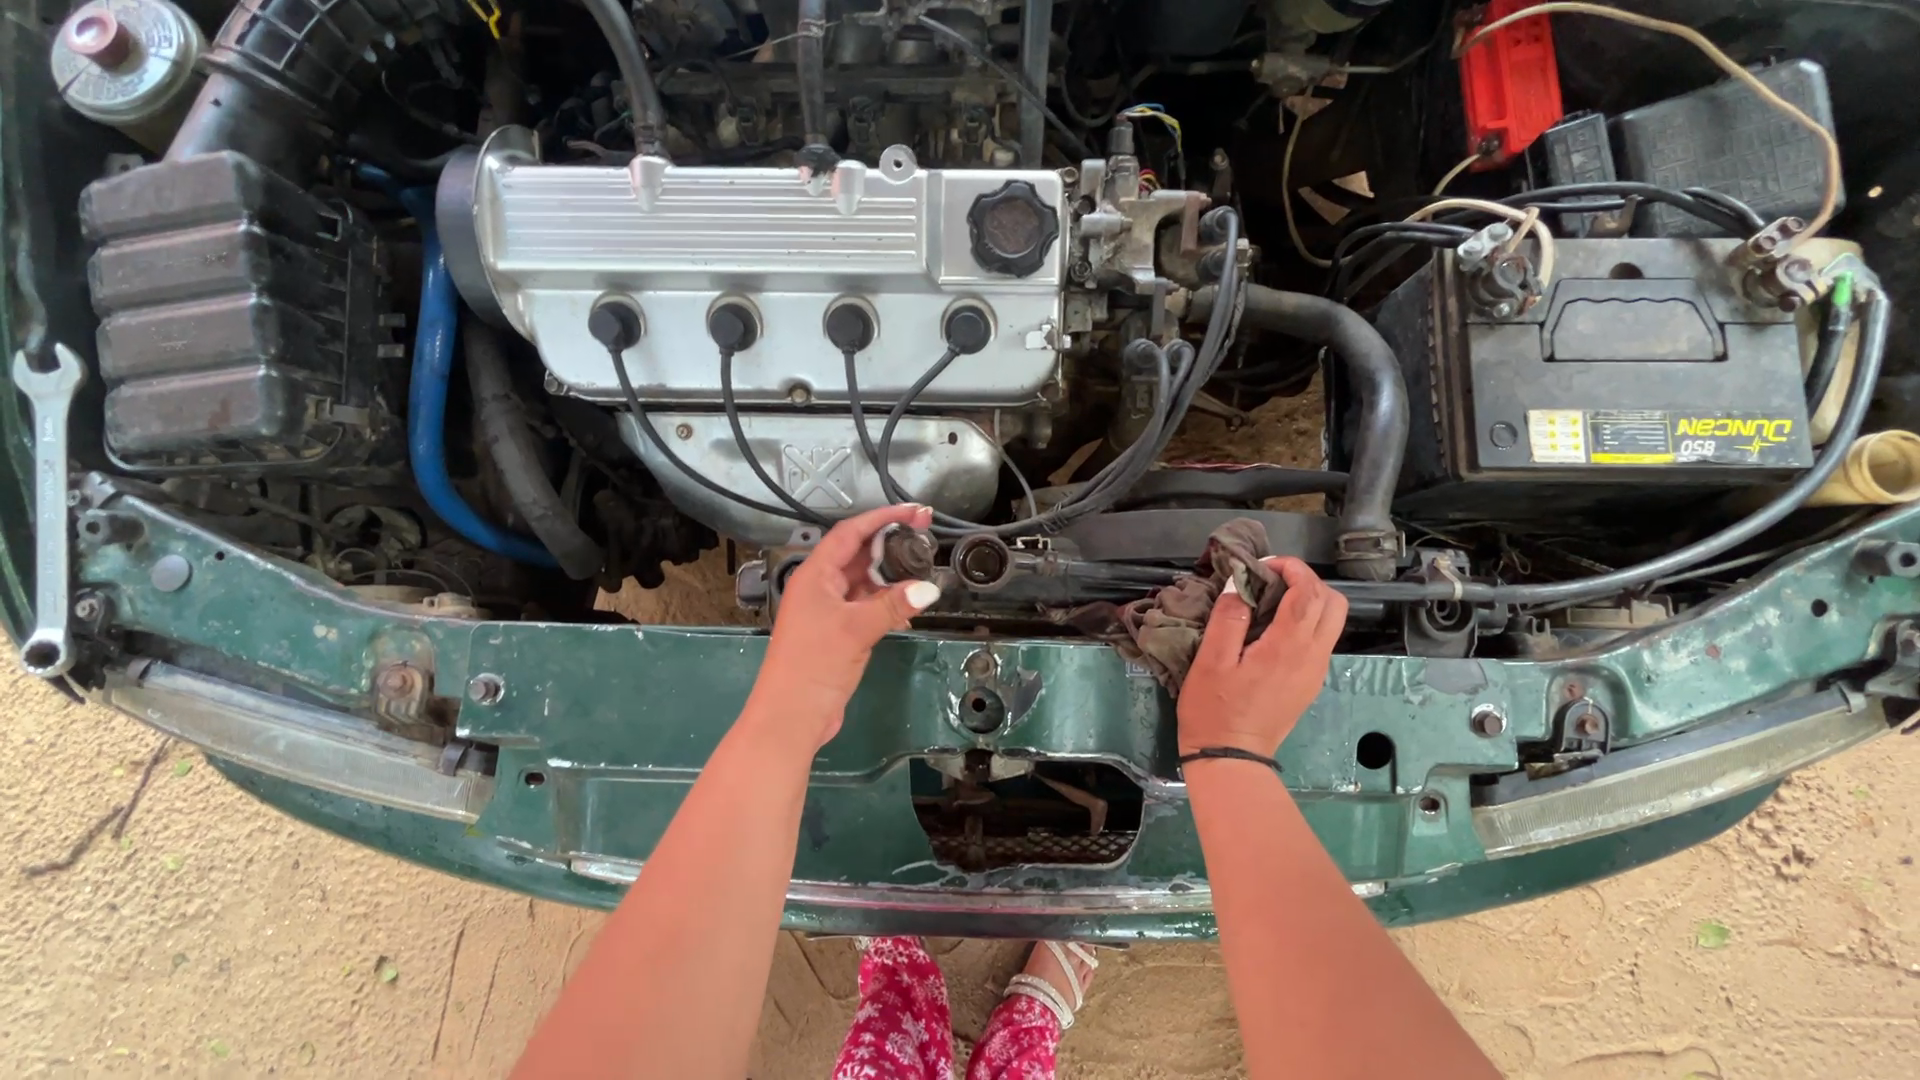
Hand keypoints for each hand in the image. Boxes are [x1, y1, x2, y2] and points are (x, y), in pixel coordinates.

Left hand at [748, 504, 941, 749]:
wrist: (790, 716)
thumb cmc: (813, 664)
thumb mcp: (856, 629)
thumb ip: (893, 605)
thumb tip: (930, 588)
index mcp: (815, 575)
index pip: (851, 533)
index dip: (883, 517)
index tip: (915, 511)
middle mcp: (820, 587)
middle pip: (859, 554)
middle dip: (891, 543)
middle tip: (925, 534)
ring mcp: (829, 610)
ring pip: (865, 581)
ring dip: (892, 576)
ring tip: (924, 569)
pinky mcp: (838, 632)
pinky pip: (867, 606)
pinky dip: (888, 603)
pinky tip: (909, 608)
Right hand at [1177, 557, 1346, 757]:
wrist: (1230, 756)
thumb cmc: (1214, 709)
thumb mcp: (1210, 661)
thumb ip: (1228, 618)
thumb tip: (1237, 584)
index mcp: (1287, 647)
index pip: (1308, 593)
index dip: (1292, 569)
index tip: (1264, 564)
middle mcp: (1311, 656)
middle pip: (1333, 602)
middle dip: (1308, 581)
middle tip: (1272, 579)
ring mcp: (1315, 671)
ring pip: (1332, 621)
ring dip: (1309, 600)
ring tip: (1271, 599)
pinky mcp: (1309, 682)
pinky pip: (1319, 639)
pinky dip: (1305, 620)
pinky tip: (1272, 627)